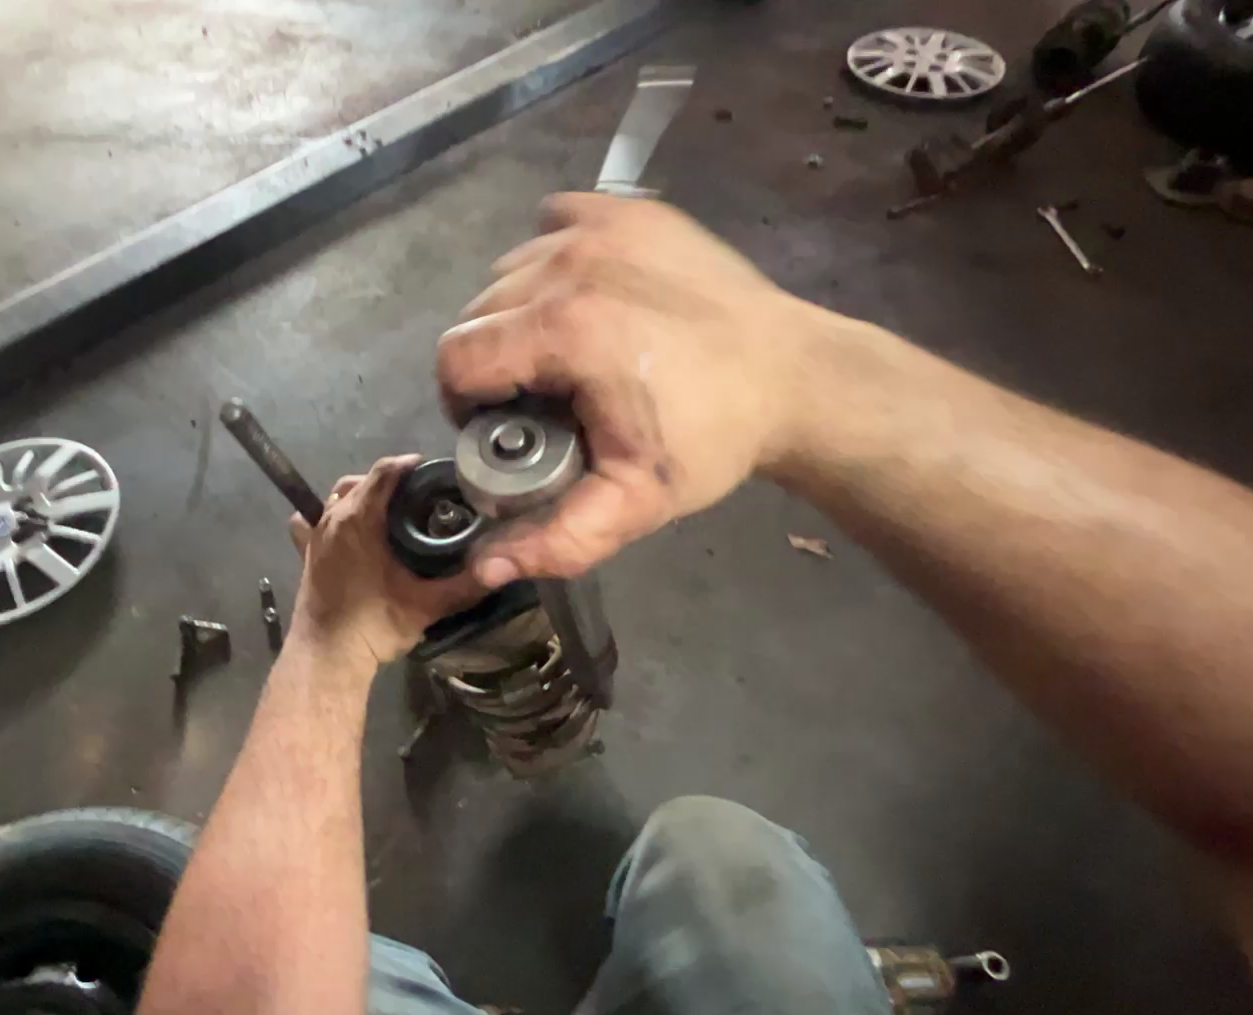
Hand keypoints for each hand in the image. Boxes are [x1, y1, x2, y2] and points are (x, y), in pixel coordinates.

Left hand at [288, 456, 487, 669]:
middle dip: (390, 481)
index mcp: (359, 519)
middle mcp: (333, 518)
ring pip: (338, 496)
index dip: (410, 465)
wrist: (328, 657)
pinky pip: (312, 519)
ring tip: (390, 510)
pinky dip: (331, 515)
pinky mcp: (307, 554)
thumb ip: (466, 585)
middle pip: (362, 480)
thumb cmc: (374, 626)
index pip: (384, 472)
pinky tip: (347, 528)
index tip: (434, 472)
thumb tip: (504, 568)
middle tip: (421, 496)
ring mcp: (316, 535)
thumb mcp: (427, 605)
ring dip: (363, 494)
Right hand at [437, 193, 893, 585]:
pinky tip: (583, 297)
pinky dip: (551, 262)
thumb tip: (485, 569)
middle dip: (491, 364)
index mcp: (564, 329)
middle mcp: (571, 262)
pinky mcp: (628, 208)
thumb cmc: (712, 440)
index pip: (457, 358)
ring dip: (517, 316)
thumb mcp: (635, 504)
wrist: (795, 377)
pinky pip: (551, 226)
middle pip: (476, 313)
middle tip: (539, 399)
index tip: (506, 426)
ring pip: (508, 271)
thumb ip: (558, 541)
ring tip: (565, 354)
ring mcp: (601, 225)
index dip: (466, 403)